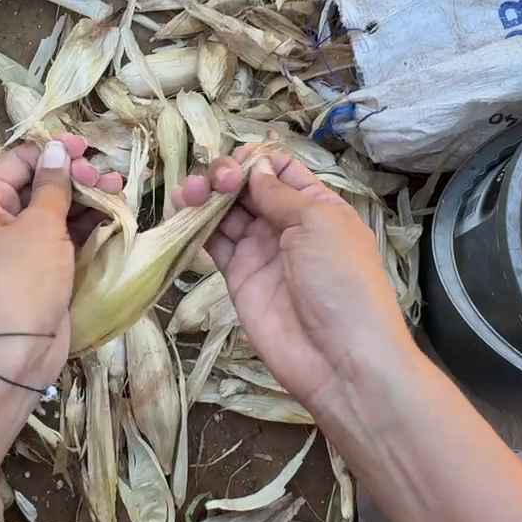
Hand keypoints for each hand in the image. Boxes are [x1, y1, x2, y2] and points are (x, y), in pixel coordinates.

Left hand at [0, 134, 123, 385]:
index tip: (87, 149)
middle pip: (39, 183)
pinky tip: (113, 214)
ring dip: (86, 198)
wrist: (10, 357)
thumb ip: (52, 185)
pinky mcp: (40, 267)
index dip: (53, 151)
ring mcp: (19, 245)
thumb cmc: (18, 282)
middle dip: (75, 176)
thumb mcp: (39, 227)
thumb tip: (57, 148)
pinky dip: (86, 224)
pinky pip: (63, 235)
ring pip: (56, 208)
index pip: (19, 160)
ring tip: (119, 191)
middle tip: (107, 179)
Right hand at [174, 149, 413, 409]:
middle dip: (225, 174)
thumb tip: (254, 168)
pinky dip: (194, 224)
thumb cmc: (342, 281)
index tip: (238, 163)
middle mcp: (285, 223)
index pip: (279, 169)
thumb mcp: (318, 224)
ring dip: (204, 194)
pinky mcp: (237, 275)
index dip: (255, 160)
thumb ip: (279, 194)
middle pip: (246, 186)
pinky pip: (212, 242)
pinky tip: (180, 210)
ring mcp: (259, 249)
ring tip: (190, 193)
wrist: (341, 361)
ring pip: (224, 211)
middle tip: (216, 182)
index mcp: (315, 205)